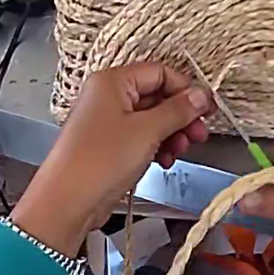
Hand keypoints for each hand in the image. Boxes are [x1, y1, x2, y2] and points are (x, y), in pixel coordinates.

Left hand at [13, 63, 211, 253]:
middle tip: (198, 134)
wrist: (67, 202)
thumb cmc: (98, 162)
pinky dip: (156, 147)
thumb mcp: (148, 131)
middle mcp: (107, 97)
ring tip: (179, 151)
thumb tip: (200, 96)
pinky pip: (140, 138)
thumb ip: (178, 111)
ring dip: (170, 134)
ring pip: (150, 120)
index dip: (186, 89)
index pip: (160, 72)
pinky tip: (163, 161)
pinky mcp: (108, 146)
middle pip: (156, 96)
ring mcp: (107, 122)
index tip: (206, 109)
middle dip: (181, 116)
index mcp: (112, 82)